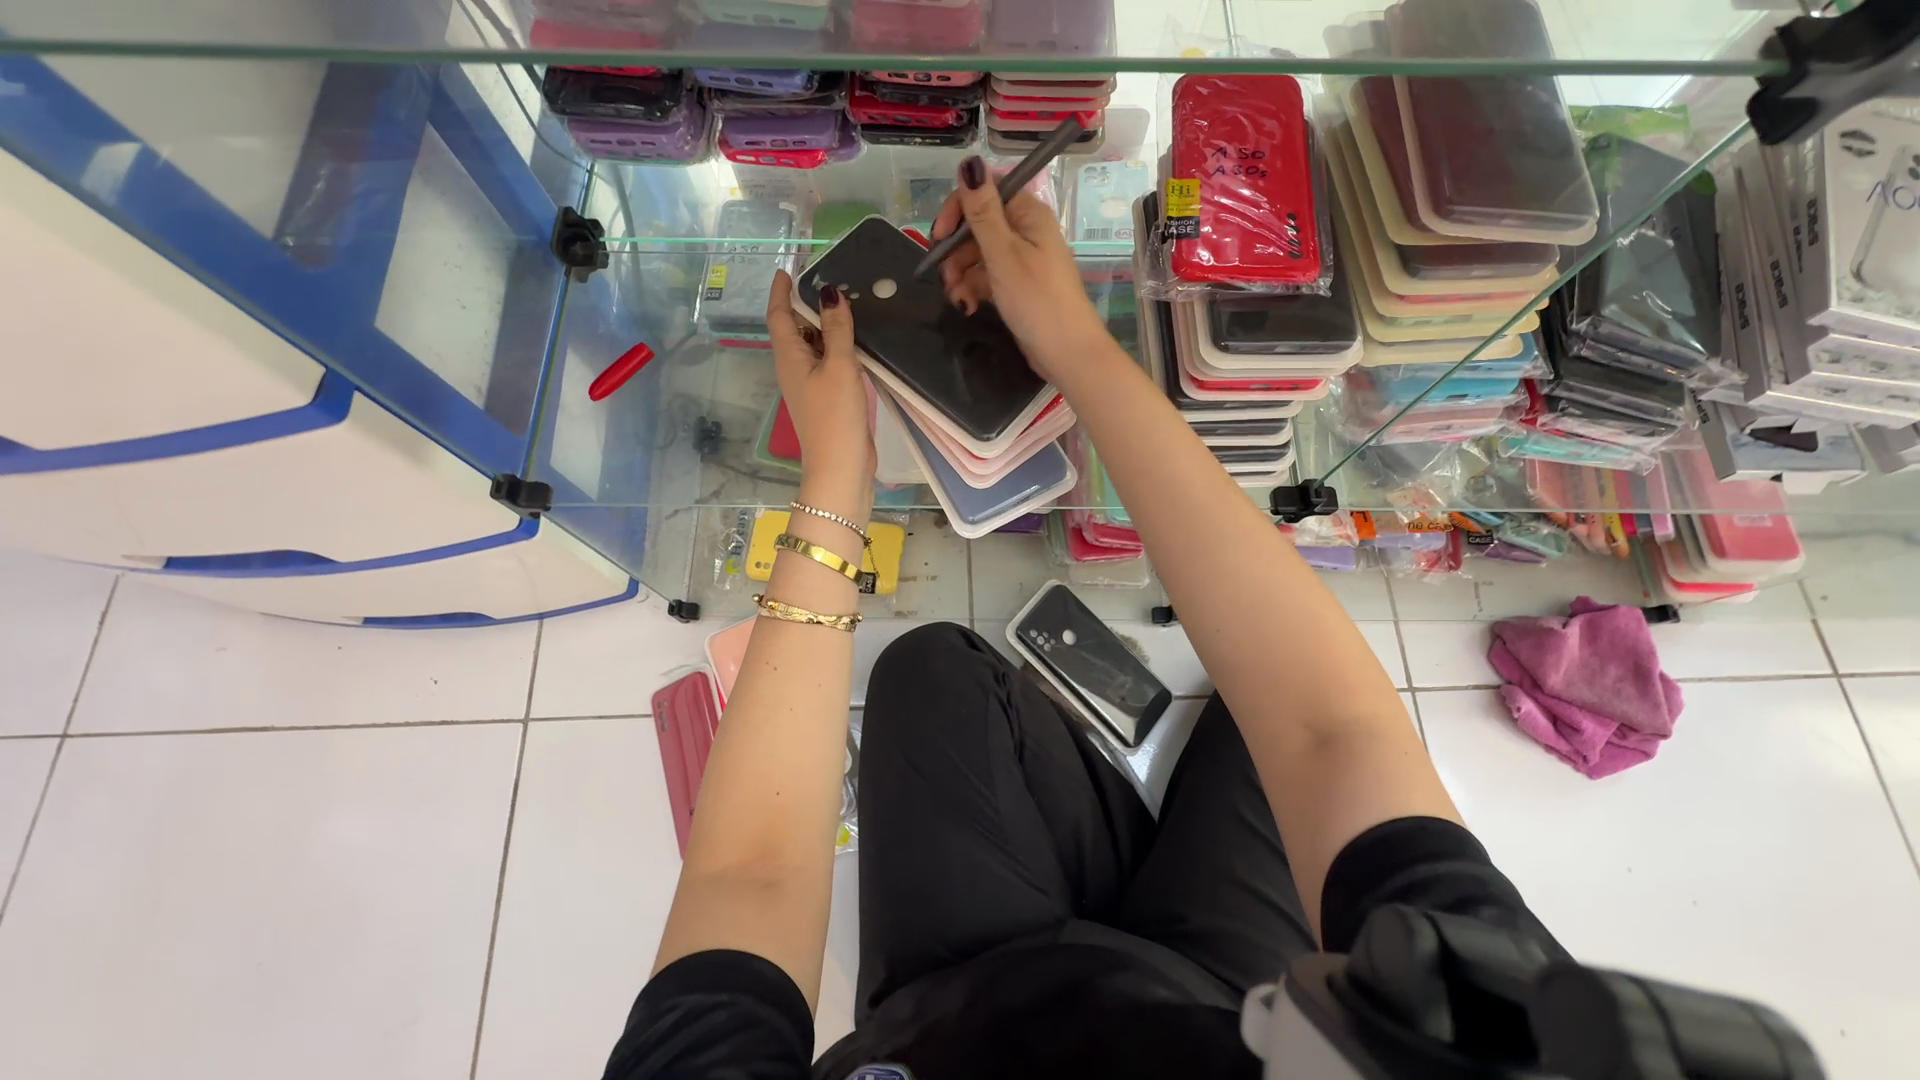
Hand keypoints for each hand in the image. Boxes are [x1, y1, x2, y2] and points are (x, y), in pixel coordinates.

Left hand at [766, 270, 874, 512]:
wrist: (840, 468)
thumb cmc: (836, 417)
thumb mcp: (840, 367)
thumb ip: (837, 329)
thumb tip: (830, 292)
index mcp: (789, 357)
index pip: (778, 315)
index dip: (781, 291)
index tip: (786, 268)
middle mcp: (794, 367)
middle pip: (795, 327)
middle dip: (807, 303)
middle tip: (830, 279)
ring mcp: (810, 384)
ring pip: (813, 345)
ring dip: (825, 324)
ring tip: (846, 303)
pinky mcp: (826, 398)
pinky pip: (827, 362)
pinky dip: (837, 346)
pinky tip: (857, 341)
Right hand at [930, 155, 1111, 382]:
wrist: (1066, 352)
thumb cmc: (1037, 300)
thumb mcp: (1004, 254)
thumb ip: (983, 212)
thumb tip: (969, 163)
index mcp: (1027, 213)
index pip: (984, 192)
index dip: (957, 210)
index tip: (938, 238)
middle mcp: (1024, 230)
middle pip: (976, 225)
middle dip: (954, 250)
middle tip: (945, 277)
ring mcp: (1020, 259)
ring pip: (976, 254)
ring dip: (960, 274)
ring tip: (957, 299)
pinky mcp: (1015, 285)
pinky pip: (985, 277)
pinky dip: (972, 289)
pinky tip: (967, 306)